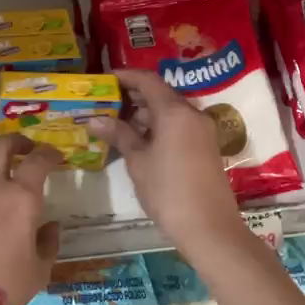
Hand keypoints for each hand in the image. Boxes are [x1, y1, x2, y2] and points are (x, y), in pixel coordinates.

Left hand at [0, 135, 62, 304]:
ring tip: (1, 171)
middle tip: (26, 147)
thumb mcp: (39, 270)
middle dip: (15, 141)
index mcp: (22, 198)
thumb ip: (47, 244)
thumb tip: (50, 226)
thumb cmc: (5, 284)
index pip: (37, 161)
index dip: (48, 153)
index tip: (55, 155)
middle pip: (0, 147)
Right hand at [88, 68, 241, 249]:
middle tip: (106, 103)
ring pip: (169, 111)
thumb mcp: (138, 161)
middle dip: (133, 96)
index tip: (104, 79)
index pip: (147, 80)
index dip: (125, 76)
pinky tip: (139, 141)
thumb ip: (119, 135)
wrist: (210, 228)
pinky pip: (178, 126)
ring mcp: (201, 131)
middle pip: (160, 94)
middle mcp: (192, 114)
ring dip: (144, 113)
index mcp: (175, 112)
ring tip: (117, 124)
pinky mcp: (205, 147)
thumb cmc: (168, 191)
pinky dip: (158, 126)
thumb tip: (95, 119)